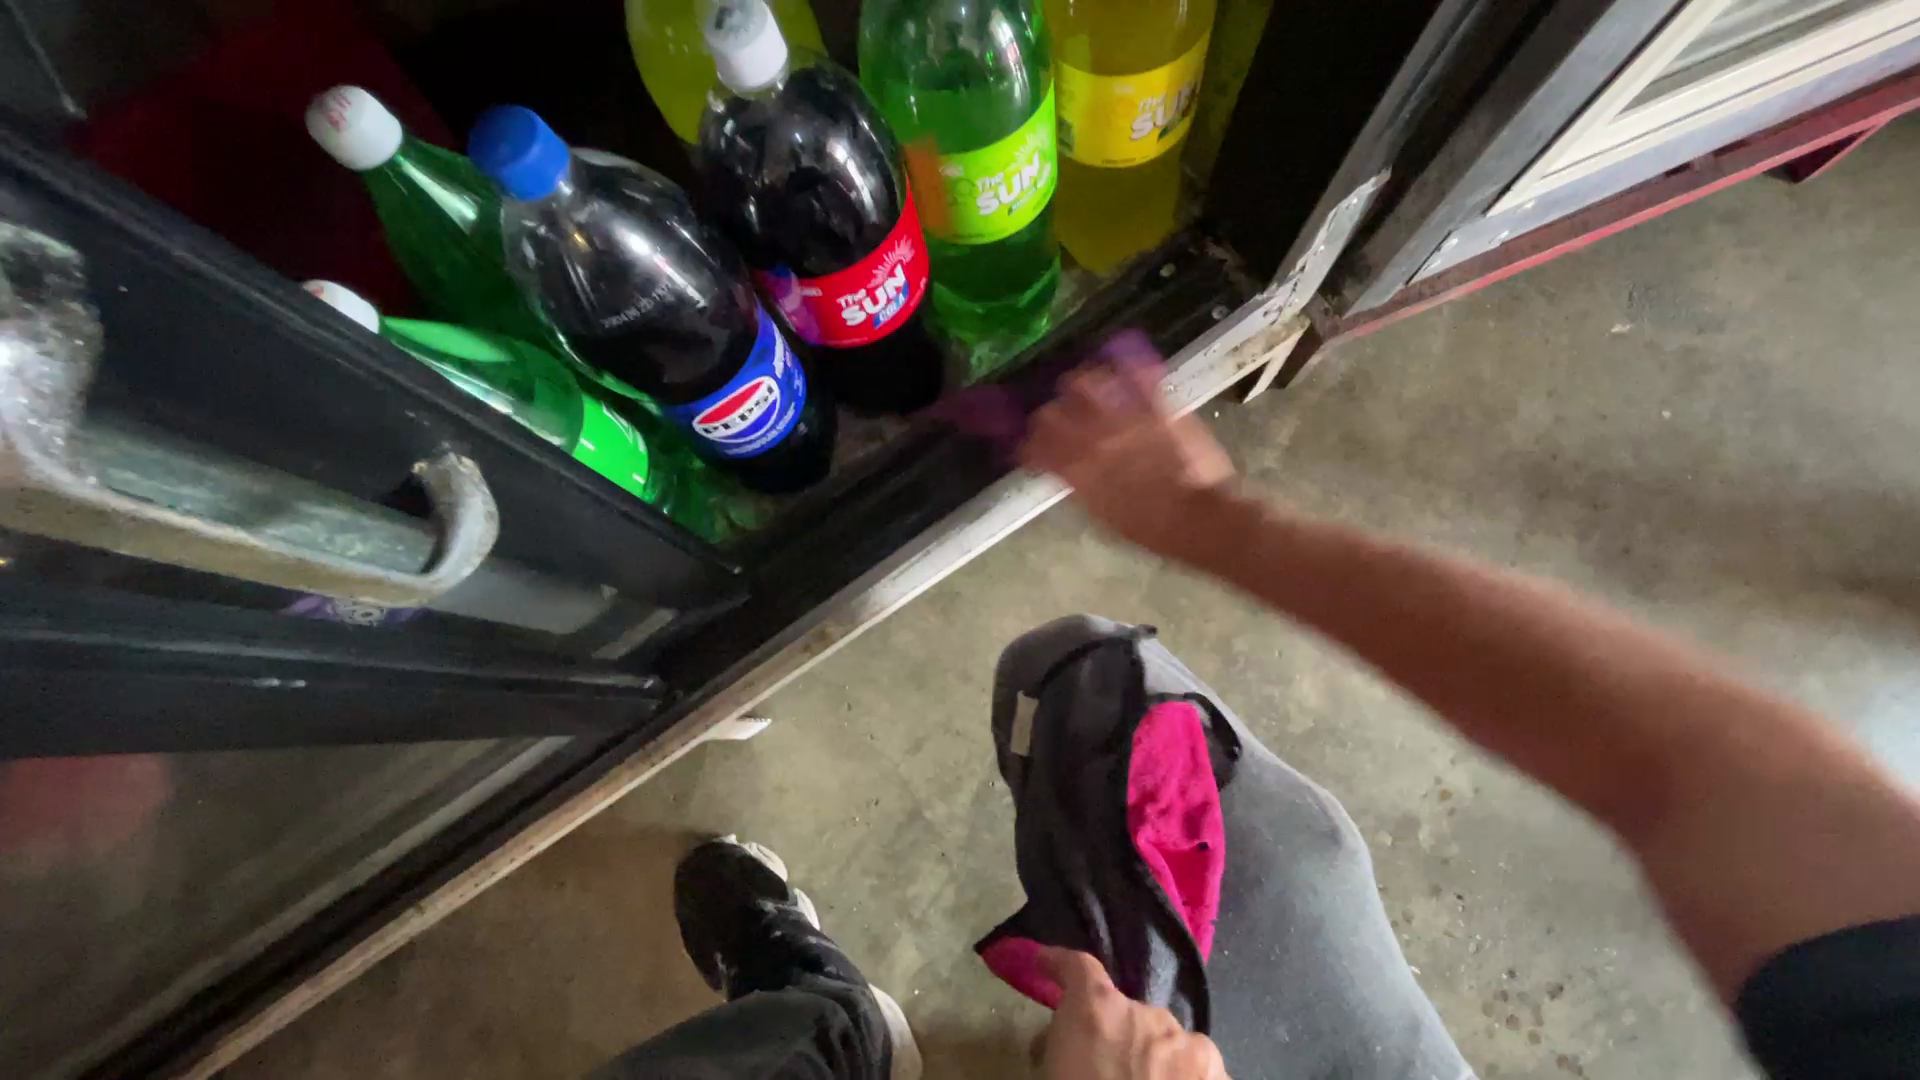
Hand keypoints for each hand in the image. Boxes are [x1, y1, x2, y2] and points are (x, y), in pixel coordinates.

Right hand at [1020, 332, 1236, 556]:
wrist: (1196, 519)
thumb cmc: (1150, 529)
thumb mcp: (1103, 515)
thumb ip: (1081, 487)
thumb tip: (1068, 472)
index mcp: (1076, 473)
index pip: (1036, 446)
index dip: (1029, 440)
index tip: (1029, 438)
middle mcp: (1093, 442)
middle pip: (1052, 412)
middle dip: (1048, 411)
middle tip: (1054, 411)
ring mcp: (1125, 421)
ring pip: (1086, 383)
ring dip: (1080, 381)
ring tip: (1083, 381)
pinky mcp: (1156, 408)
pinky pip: (1137, 376)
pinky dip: (1127, 362)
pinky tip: (1120, 353)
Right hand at [1034, 947, 1229, 1079]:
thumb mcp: (1050, 1072)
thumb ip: (1055, 1050)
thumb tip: (1054, 1045)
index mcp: (1098, 1010)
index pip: (1077, 967)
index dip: (1059, 964)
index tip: (1045, 963)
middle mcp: (1147, 1014)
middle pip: (1129, 1014)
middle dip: (1118, 1038)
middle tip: (1106, 1072)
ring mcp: (1190, 1044)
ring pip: (1168, 1044)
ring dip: (1155, 1063)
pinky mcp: (1219, 1075)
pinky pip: (1200, 1073)